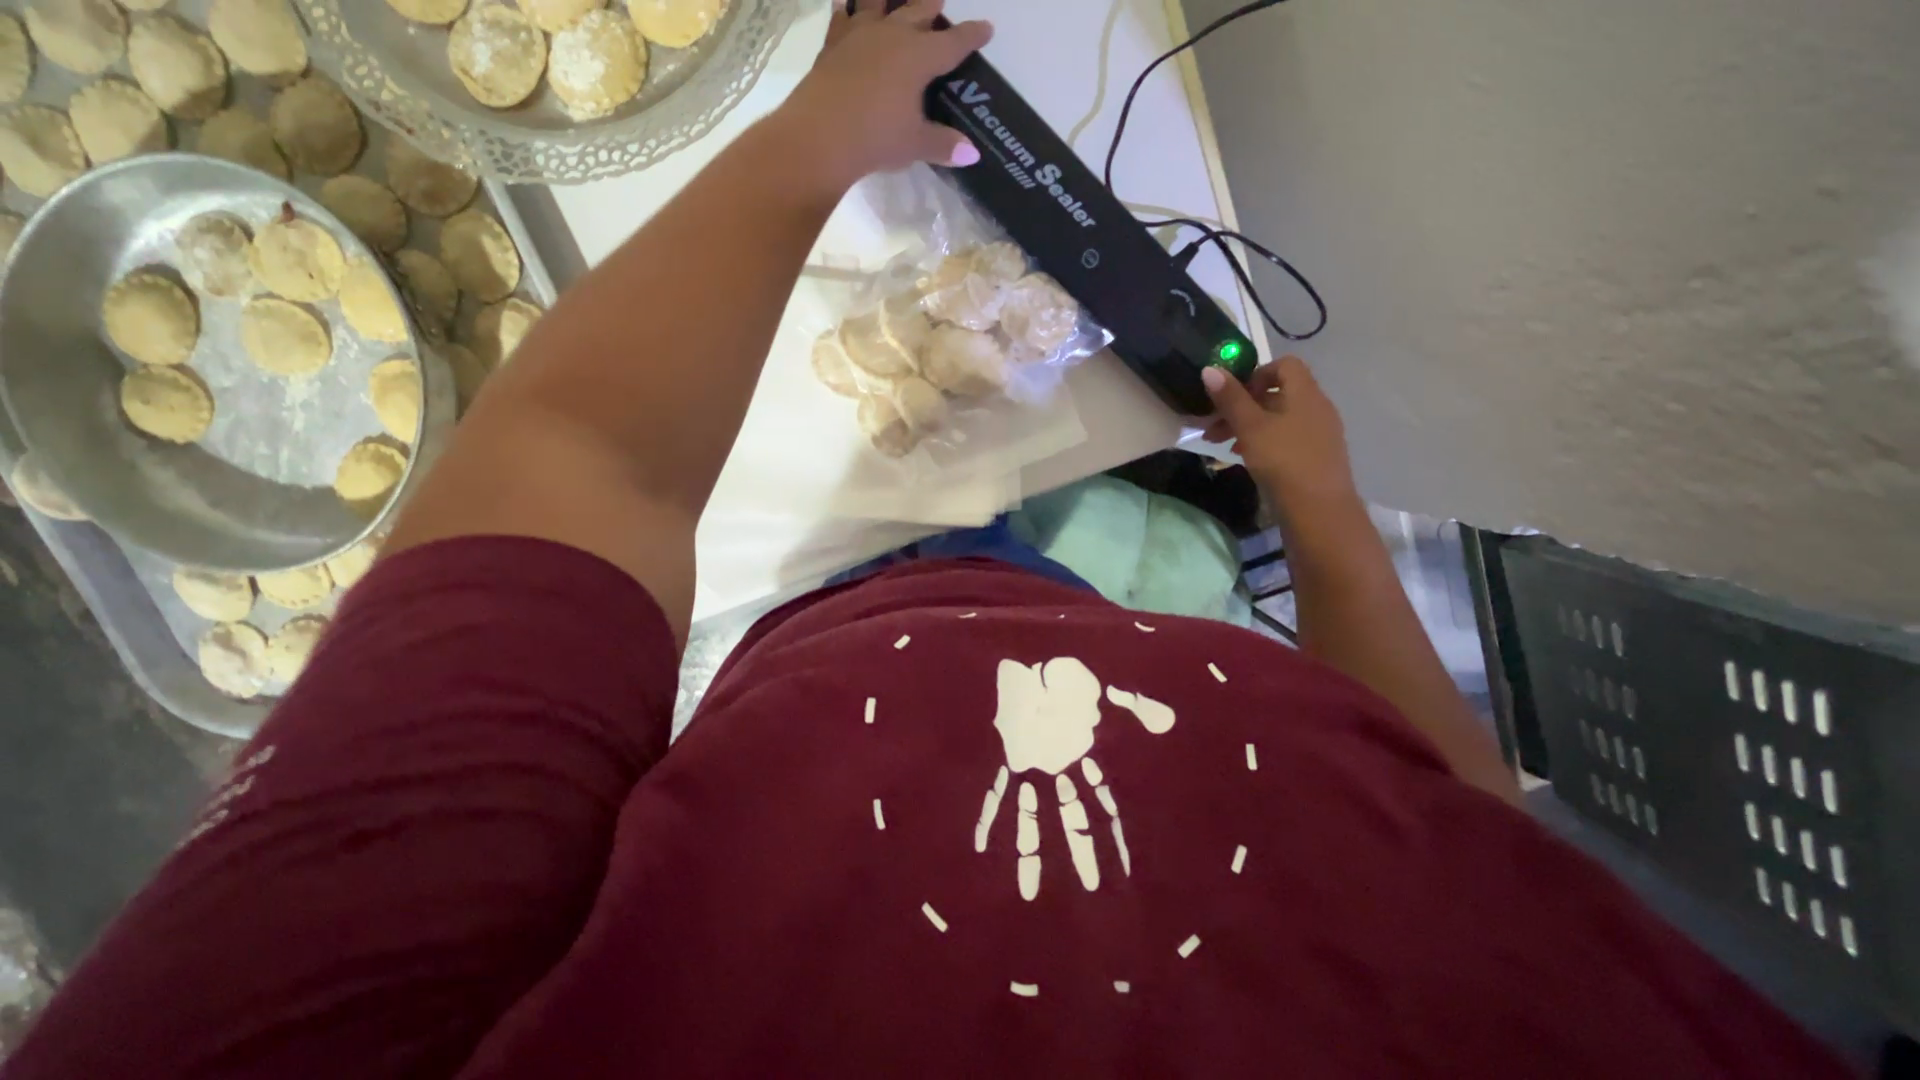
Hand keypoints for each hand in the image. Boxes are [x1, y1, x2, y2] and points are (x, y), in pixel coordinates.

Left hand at [776, 0, 992, 190]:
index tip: (986, 28)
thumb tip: (972, 154)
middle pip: (917, 14)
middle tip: (939, 1)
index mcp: (919, 57)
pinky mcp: (831, 47)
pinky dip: (847, 9)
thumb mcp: (914, 145)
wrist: (818, 137)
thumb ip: (944, 144)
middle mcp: (891, 37)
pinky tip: (845, 5)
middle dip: (930, 7)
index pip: (953, 43)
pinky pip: (842, 19)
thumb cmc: (875, 139)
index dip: (971, 36)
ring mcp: (858, 37)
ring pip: (877, 5)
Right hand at [1202, 356, 1359, 508]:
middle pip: (1277, 394)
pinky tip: (1244, 459)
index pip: (1284, 365)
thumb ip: (1230, 398)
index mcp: (1305, 393)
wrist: (1319, 511)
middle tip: (1213, 426)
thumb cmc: (1284, 462)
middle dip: (1241, 406)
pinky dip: (1263, 442)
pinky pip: (1286, 439)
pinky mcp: (1316, 457)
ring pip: (1278, 419)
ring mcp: (1319, 434)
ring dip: (1248, 427)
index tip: (1231, 394)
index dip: (1256, 373)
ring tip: (1220, 445)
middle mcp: (1316, 408)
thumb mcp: (1251, 428)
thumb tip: (1209, 369)